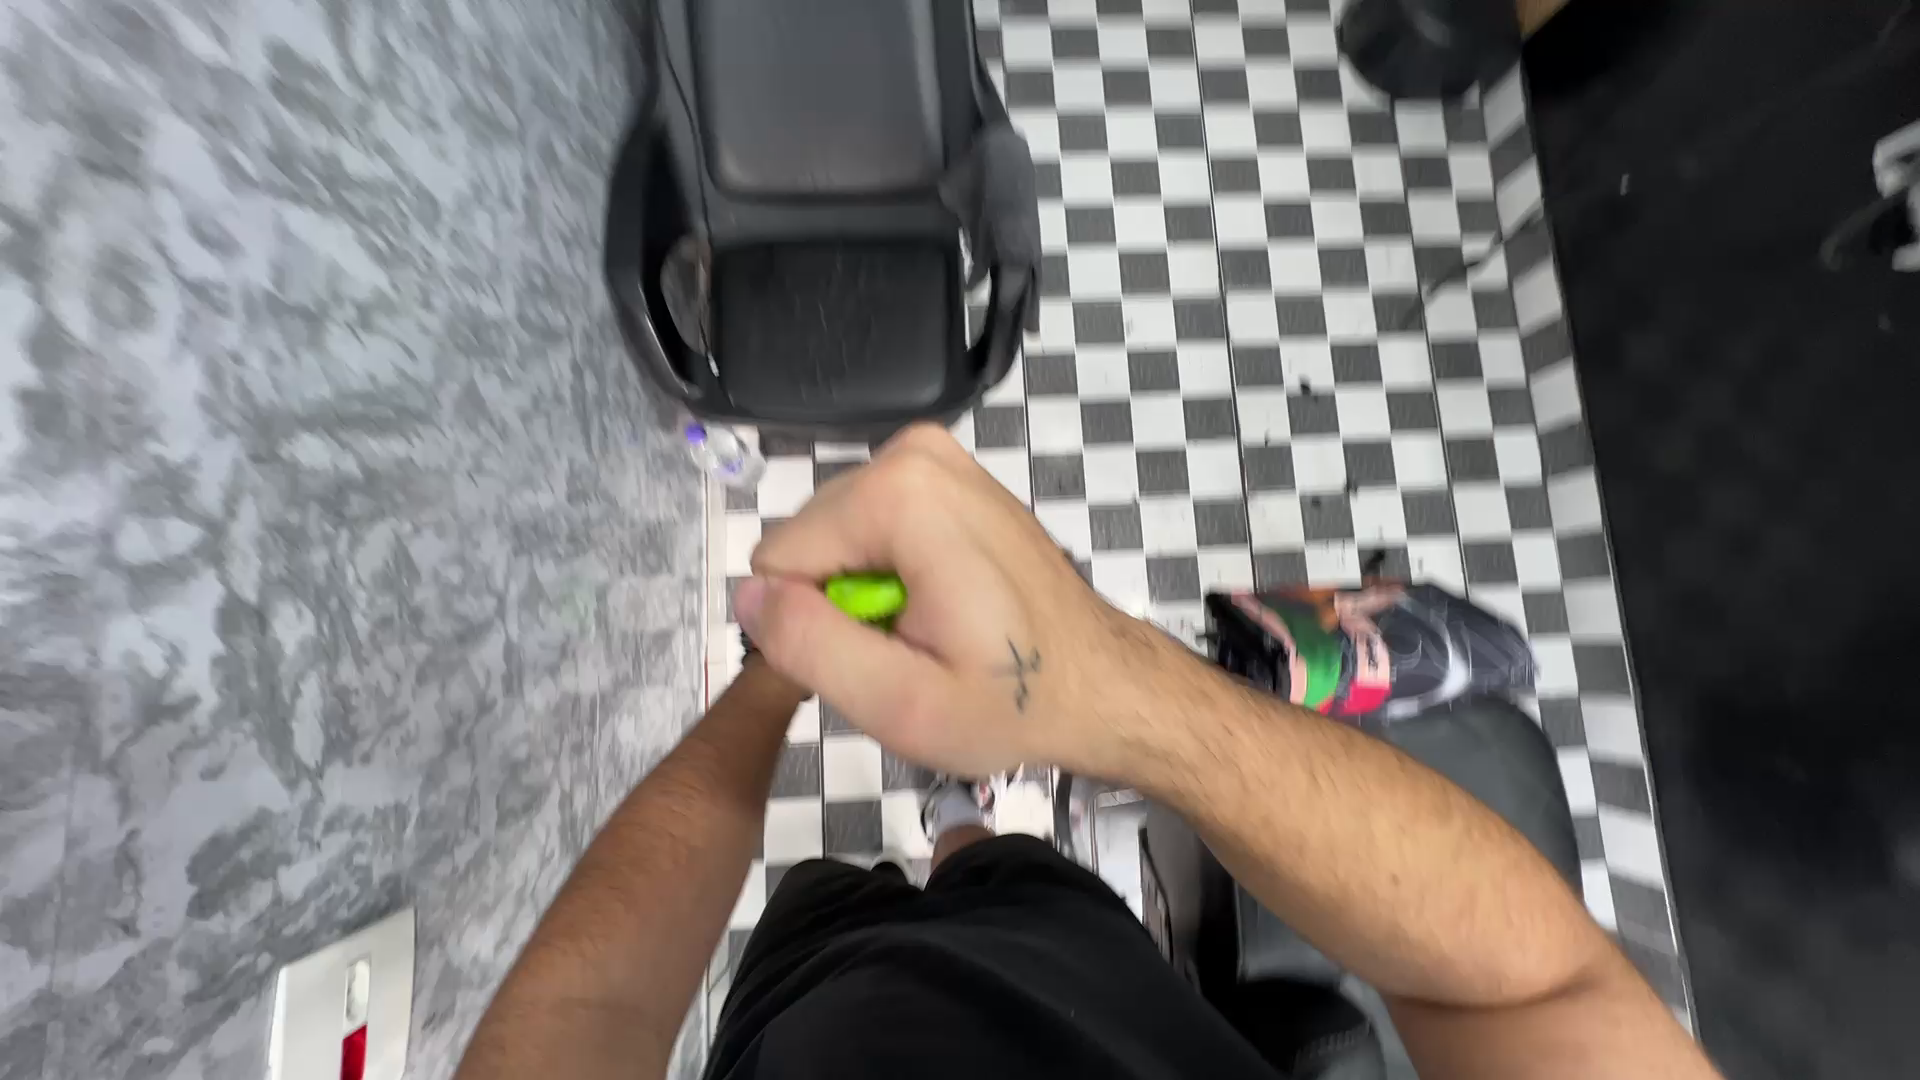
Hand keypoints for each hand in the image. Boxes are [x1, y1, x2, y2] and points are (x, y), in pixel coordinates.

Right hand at [735, 425, 1200, 777]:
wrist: (1098, 681)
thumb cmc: (1011, 701)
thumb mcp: (901, 701)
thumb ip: (809, 645)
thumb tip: (747, 596)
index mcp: (897, 493)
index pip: (779, 561)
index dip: (814, 625)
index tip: (877, 657)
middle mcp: (912, 452)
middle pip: (810, 541)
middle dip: (842, 603)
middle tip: (909, 647)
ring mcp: (934, 456)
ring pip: (836, 535)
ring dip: (866, 590)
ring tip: (929, 627)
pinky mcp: (945, 473)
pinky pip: (871, 525)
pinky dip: (891, 569)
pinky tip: (941, 603)